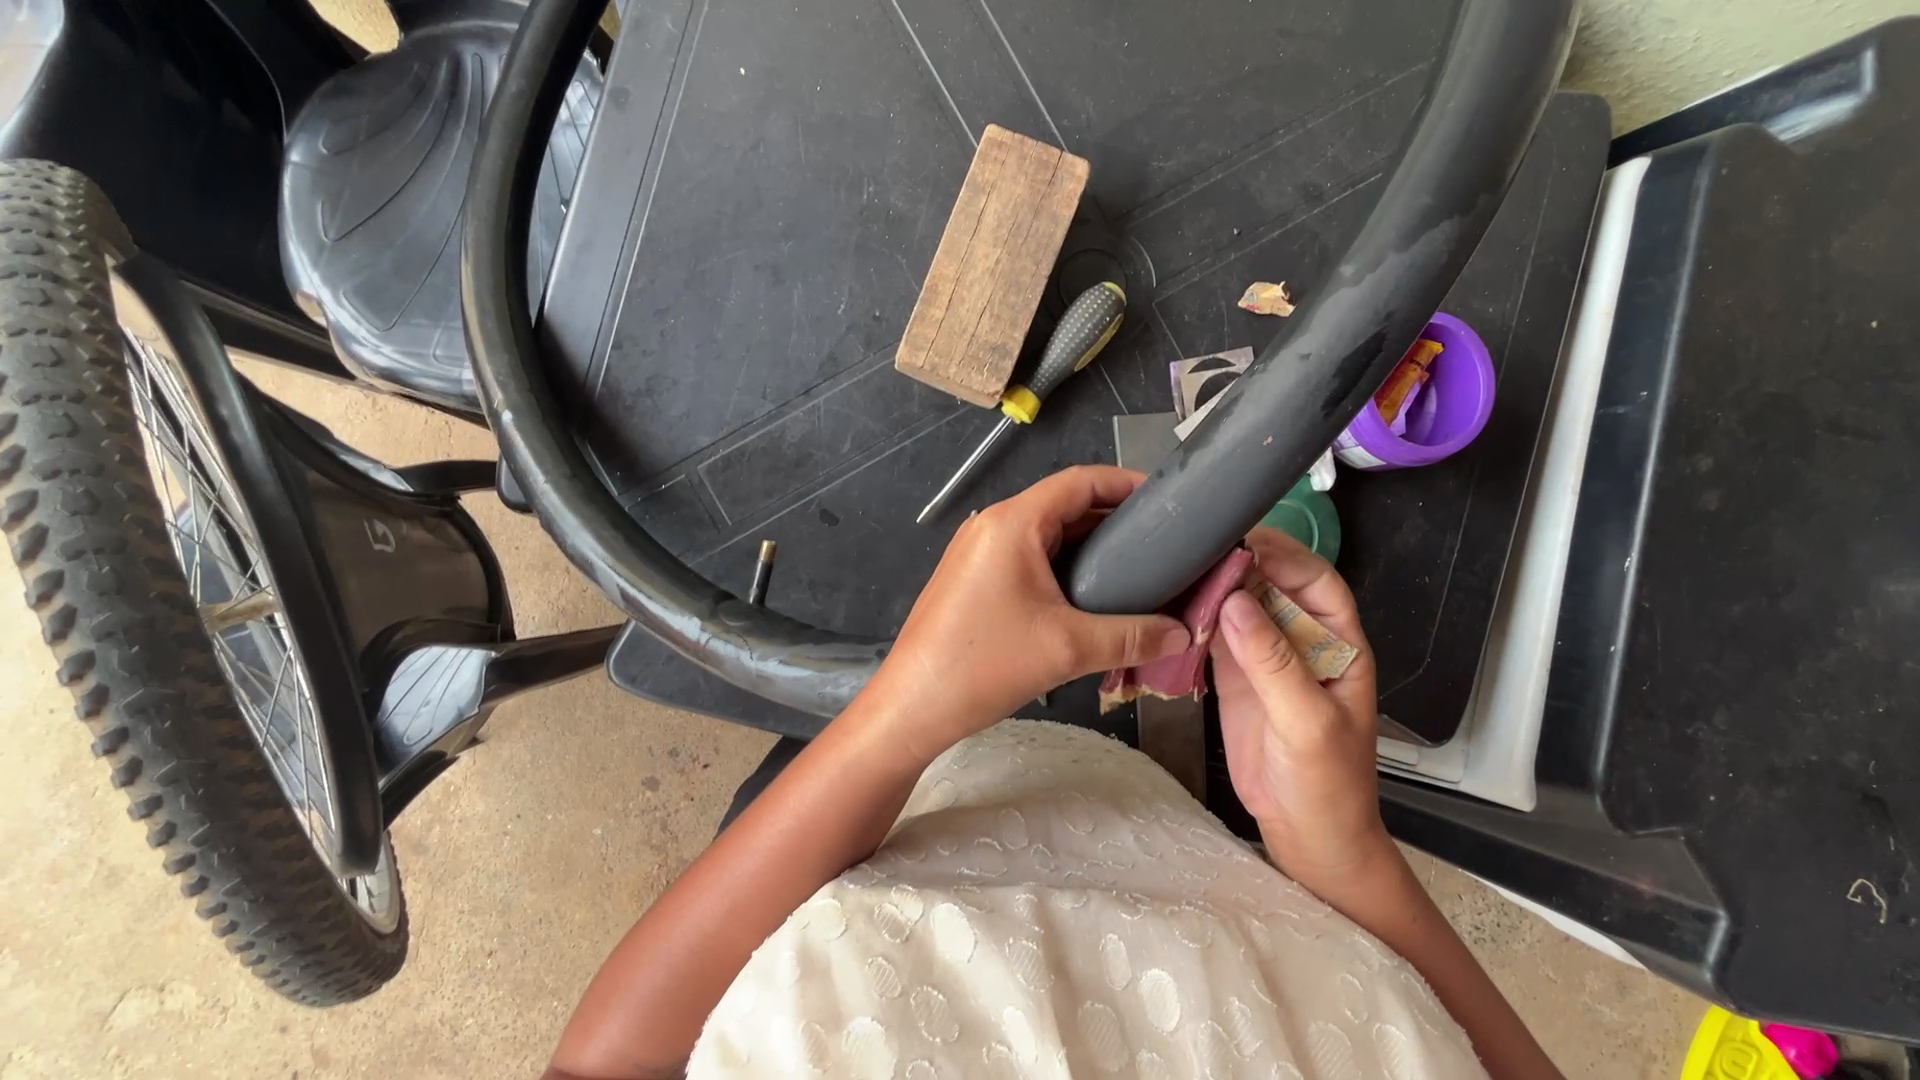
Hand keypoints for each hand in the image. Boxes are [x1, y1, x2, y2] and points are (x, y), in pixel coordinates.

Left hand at [864, 466, 1192, 762]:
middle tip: (1162, 546)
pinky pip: (1028, 560)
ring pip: (1046, 536)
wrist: (912, 706)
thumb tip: (1183, 635)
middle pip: (1064, 507)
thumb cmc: (985, 664)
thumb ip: (1132, 638)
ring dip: (1089, 549)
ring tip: (1137, 572)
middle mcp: (992, 526)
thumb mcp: (1067, 648)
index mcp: (1012, 522)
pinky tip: (1092, 598)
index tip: (1167, 502)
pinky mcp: (973, 580)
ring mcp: (978, 553)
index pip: (1079, 481)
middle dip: (1114, 522)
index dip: (1126, 483)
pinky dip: (1064, 569)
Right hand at [1211, 527, 1392, 889]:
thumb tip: (1235, 601)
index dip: (1285, 556)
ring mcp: (1264, 659)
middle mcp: (1300, 642)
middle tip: (1196, 548)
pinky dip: (1194, 621)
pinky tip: (1170, 607)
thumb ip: (1273, 662)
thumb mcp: (1308, 721)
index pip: (1316, 582)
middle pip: (1271, 586)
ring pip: (1238, 607)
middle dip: (1239, 564)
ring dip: (1211, 589)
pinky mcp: (1235, 679)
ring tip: (1175, 570)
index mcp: (1337, 644)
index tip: (1242, 540)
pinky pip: (1214, 638)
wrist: (1306, 834)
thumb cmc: (1328, 783)